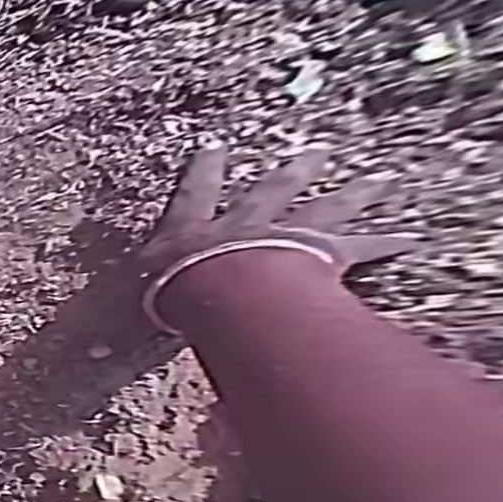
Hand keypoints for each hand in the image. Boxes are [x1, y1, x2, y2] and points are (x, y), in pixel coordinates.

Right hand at [140, 146, 418, 329]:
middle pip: (268, 193)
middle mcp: (237, 225)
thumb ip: (114, 331)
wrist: (220, 292)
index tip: (212, 146)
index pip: (190, 196)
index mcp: (187, 234)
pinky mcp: (319, 253)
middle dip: (290, 173)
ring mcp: (282, 234)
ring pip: (322, 209)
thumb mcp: (129, 313)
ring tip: (382, 179)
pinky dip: (386, 244)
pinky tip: (412, 240)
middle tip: (317, 151)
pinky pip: (361, 247)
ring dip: (352, 195)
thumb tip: (90, 355)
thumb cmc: (169, 297)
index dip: (200, 172)